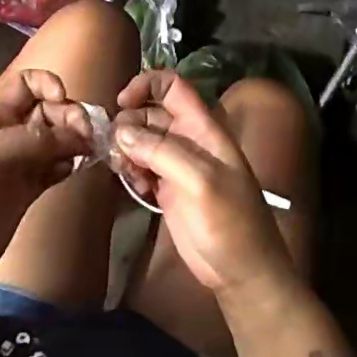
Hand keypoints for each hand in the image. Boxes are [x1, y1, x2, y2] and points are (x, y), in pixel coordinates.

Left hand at [0, 70, 91, 296]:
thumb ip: (28, 140)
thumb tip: (75, 135)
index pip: (23, 84)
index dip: (46, 84)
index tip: (63, 99)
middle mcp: (6, 138)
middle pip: (47, 111)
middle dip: (69, 114)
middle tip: (85, 136)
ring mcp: (17, 168)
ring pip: (56, 140)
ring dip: (75, 139)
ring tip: (87, 151)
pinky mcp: (25, 195)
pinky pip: (54, 169)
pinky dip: (70, 164)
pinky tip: (76, 169)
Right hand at [112, 71, 296, 298]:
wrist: (241, 270)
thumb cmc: (230, 222)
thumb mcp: (200, 182)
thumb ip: (162, 152)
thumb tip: (122, 131)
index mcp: (204, 129)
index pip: (174, 87)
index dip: (146, 86)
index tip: (120, 103)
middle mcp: (189, 140)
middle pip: (151, 114)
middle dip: (129, 124)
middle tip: (115, 150)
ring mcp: (178, 165)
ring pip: (143, 141)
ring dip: (127, 150)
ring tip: (125, 171)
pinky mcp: (168, 189)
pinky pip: (143, 167)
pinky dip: (133, 171)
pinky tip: (135, 187)